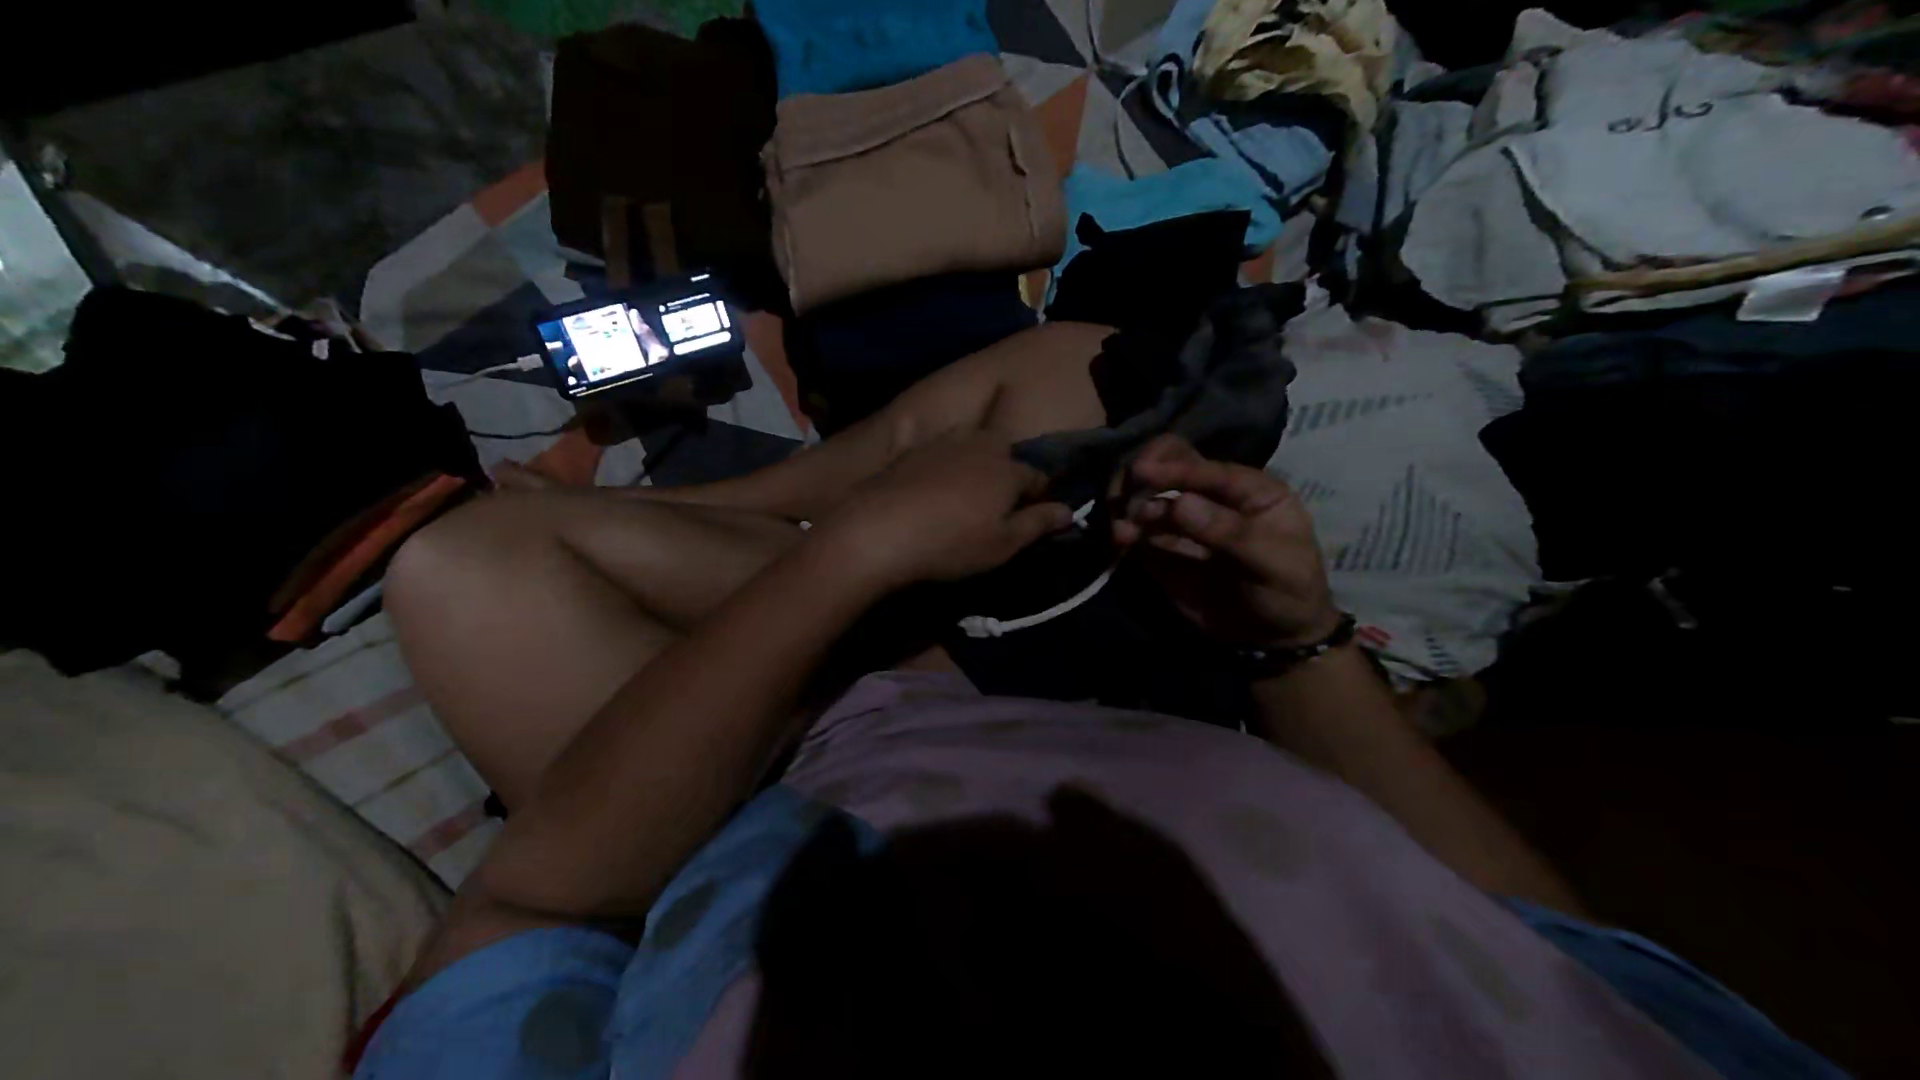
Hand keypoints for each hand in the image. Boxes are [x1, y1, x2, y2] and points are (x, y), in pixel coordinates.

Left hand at [811, 433, 1073, 589]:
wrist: (881, 533)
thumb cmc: (952, 544)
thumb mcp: (1004, 544)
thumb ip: (1038, 523)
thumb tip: (1070, 510)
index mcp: (1006, 470)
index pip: (1035, 475)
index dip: (1041, 492)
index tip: (1041, 508)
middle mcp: (975, 446)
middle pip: (1001, 446)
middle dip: (1008, 462)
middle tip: (1003, 489)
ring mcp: (936, 444)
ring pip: (964, 435)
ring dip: (972, 446)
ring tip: (969, 468)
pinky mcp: (902, 453)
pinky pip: (911, 434)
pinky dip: (915, 432)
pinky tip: (910, 427)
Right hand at [1114, 435, 1340, 648]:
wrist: (1274, 639)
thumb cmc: (1289, 593)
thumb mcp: (1273, 563)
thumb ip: (1228, 532)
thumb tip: (1178, 502)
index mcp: (1248, 490)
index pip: (1205, 468)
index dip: (1173, 468)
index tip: (1141, 472)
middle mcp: (1212, 498)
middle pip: (1168, 469)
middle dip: (1141, 479)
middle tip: (1122, 497)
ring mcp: (1184, 523)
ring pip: (1147, 501)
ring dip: (1129, 508)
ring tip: (1120, 531)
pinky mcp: (1163, 550)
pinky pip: (1138, 533)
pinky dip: (1125, 532)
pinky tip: (1119, 541)